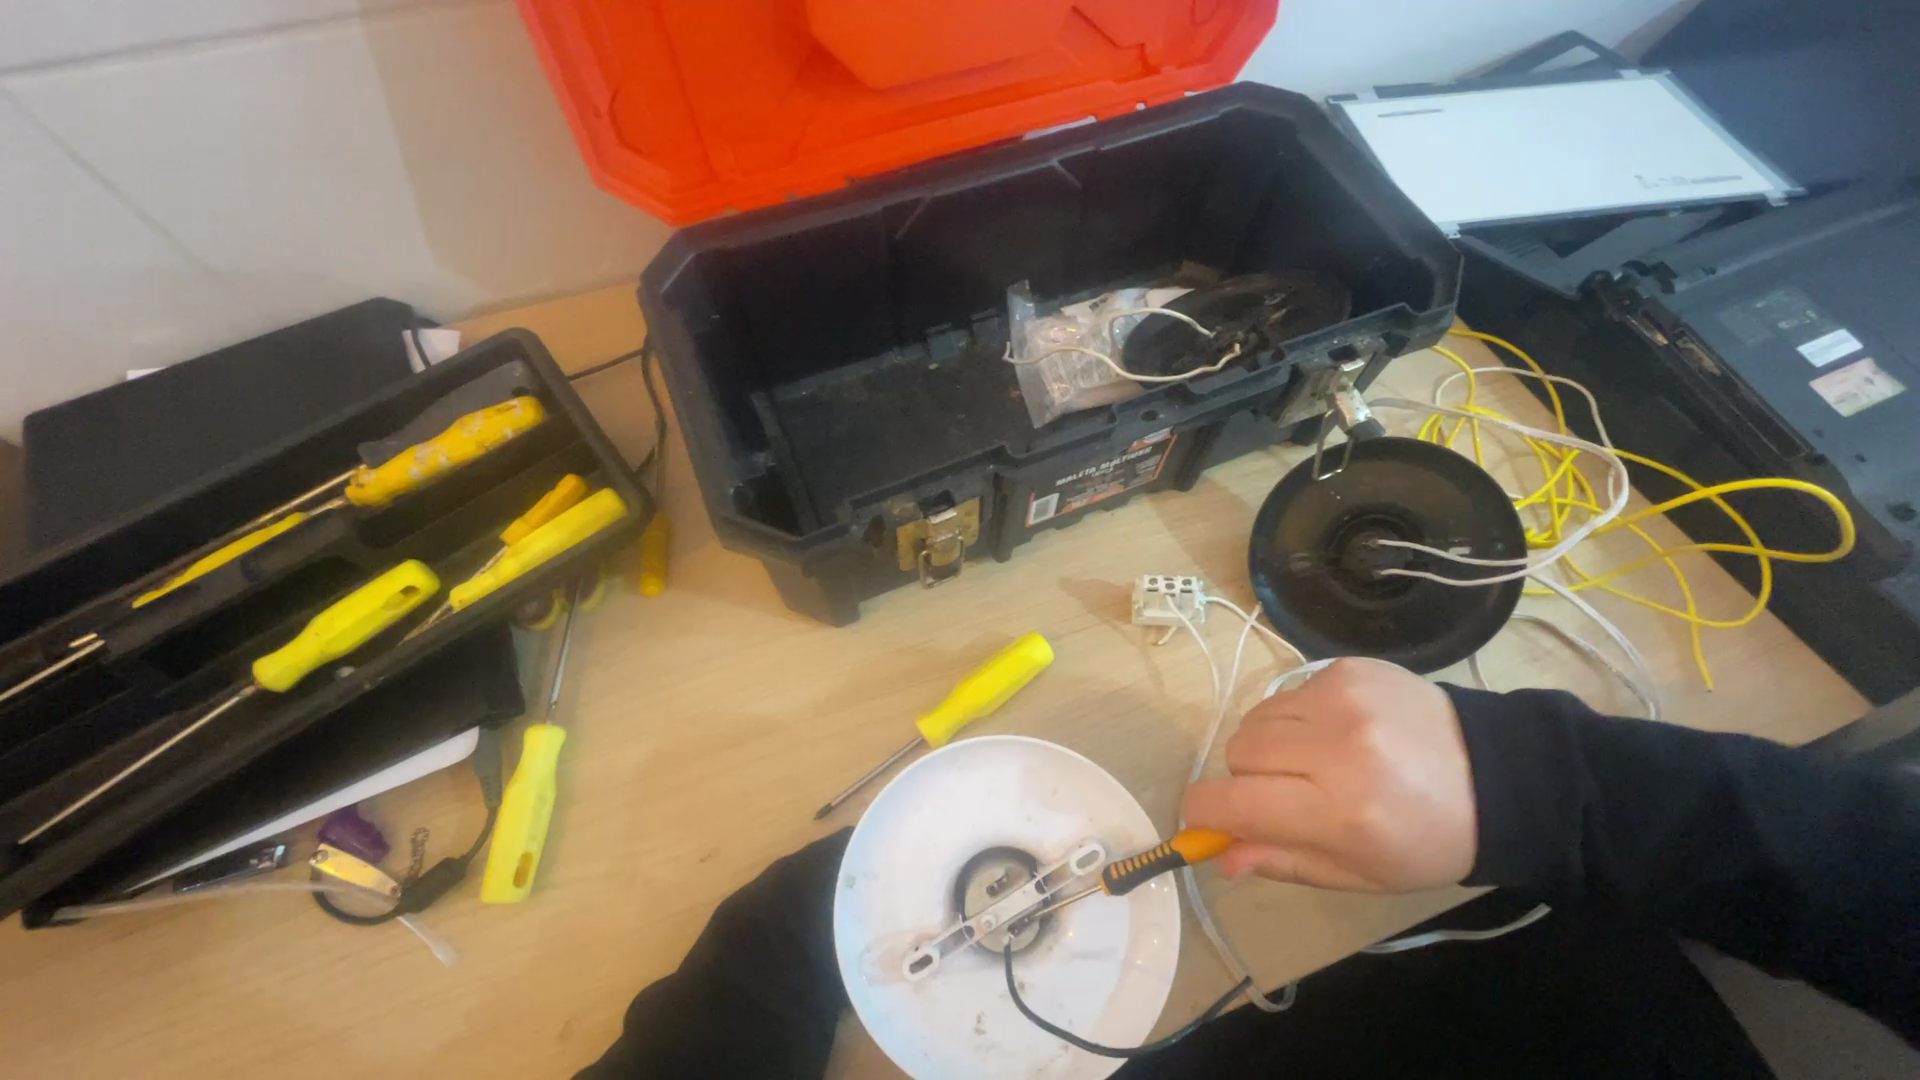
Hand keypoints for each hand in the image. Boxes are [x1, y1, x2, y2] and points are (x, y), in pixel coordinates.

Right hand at [1182, 657, 1477, 891]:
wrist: (1496, 774)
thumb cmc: (1425, 838)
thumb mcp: (1359, 872)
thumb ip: (1282, 861)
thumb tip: (1219, 855)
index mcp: (1341, 809)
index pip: (1234, 801)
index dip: (1203, 810)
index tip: (1202, 818)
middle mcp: (1336, 746)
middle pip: (1238, 752)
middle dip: (1248, 777)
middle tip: (1288, 792)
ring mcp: (1341, 698)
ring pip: (1256, 718)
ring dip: (1269, 743)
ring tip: (1313, 758)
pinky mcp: (1345, 668)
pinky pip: (1286, 693)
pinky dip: (1296, 716)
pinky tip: (1336, 730)